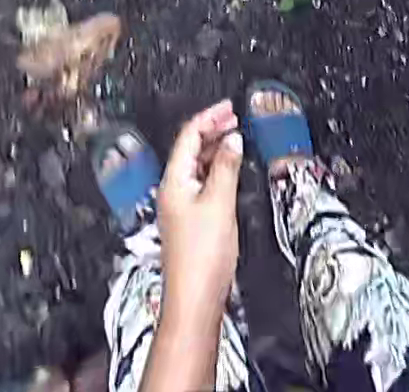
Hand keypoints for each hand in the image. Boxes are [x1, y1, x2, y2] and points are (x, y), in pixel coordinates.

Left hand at [156, 100, 242, 315]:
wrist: (195, 300)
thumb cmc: (201, 257)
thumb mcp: (219, 202)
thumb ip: (226, 166)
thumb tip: (233, 139)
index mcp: (174, 180)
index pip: (189, 136)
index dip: (209, 117)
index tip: (228, 107)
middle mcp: (173, 189)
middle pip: (191, 147)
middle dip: (212, 128)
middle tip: (233, 116)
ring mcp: (181, 204)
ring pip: (197, 163)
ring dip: (216, 147)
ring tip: (235, 136)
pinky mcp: (191, 218)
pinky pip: (202, 180)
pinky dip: (217, 167)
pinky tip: (230, 167)